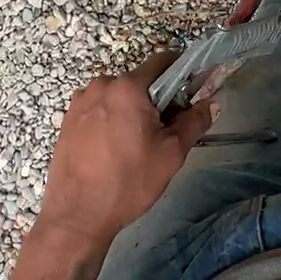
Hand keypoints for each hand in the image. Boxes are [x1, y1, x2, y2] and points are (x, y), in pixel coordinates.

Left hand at [36, 50, 217, 245]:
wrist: (76, 217)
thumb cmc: (128, 182)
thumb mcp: (171, 153)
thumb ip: (194, 122)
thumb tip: (213, 103)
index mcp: (127, 87)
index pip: (161, 62)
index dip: (180, 71)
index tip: (190, 89)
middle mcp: (101, 85)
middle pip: (138, 82)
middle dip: (154, 99)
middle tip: (164, 128)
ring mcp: (81, 101)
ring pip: (117, 96)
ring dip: (130, 109)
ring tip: (135, 144)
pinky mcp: (67, 119)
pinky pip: (98, 109)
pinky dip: (109, 119)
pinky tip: (111, 148)